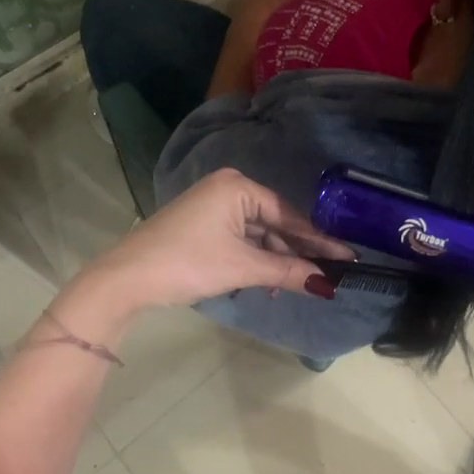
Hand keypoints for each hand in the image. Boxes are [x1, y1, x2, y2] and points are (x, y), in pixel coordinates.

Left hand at [52, 169, 352, 339]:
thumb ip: (287, 272)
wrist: (127, 278)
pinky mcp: (201, 224)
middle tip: (325, 275)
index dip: (318, 239)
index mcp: (238, 186)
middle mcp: (227, 188)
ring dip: (274, 260)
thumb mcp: (243, 267)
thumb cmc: (189, 263)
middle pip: (274, 222)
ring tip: (292, 286)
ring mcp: (212, 206)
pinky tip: (265, 281)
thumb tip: (327, 284)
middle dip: (296, 252)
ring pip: (257, 233)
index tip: (346, 257)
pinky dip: (253, 259)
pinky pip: (239, 238)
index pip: (288, 214)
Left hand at [230, 0, 312, 44]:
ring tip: (287, 23)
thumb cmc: (276, 19)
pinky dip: (265, 19)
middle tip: (300, 12)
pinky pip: (257, 15)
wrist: (246, 49)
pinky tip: (272, 31)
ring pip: (265, 2)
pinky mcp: (238, 21)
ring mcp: (244, 4)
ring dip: (275, 9)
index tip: (309, 0)